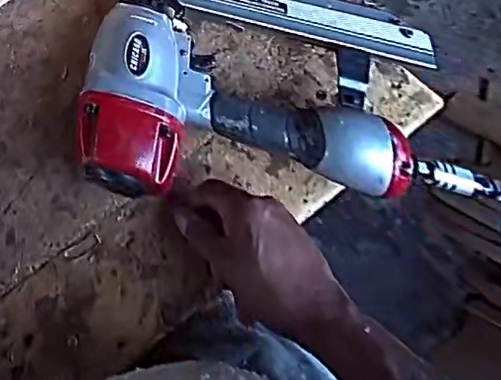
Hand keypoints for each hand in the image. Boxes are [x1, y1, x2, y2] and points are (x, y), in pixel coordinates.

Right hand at [168, 179, 352, 339]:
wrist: (321, 312)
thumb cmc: (266, 287)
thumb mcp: (224, 262)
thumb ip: (198, 232)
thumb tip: (178, 210)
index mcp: (243, 205)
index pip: (208, 189)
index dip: (191, 200)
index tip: (182, 217)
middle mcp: (263, 202)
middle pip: (227, 201)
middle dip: (212, 219)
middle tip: (205, 245)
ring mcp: (283, 215)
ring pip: (246, 216)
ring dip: (232, 231)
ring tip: (229, 261)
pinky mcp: (296, 232)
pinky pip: (264, 226)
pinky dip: (251, 237)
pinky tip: (253, 266)